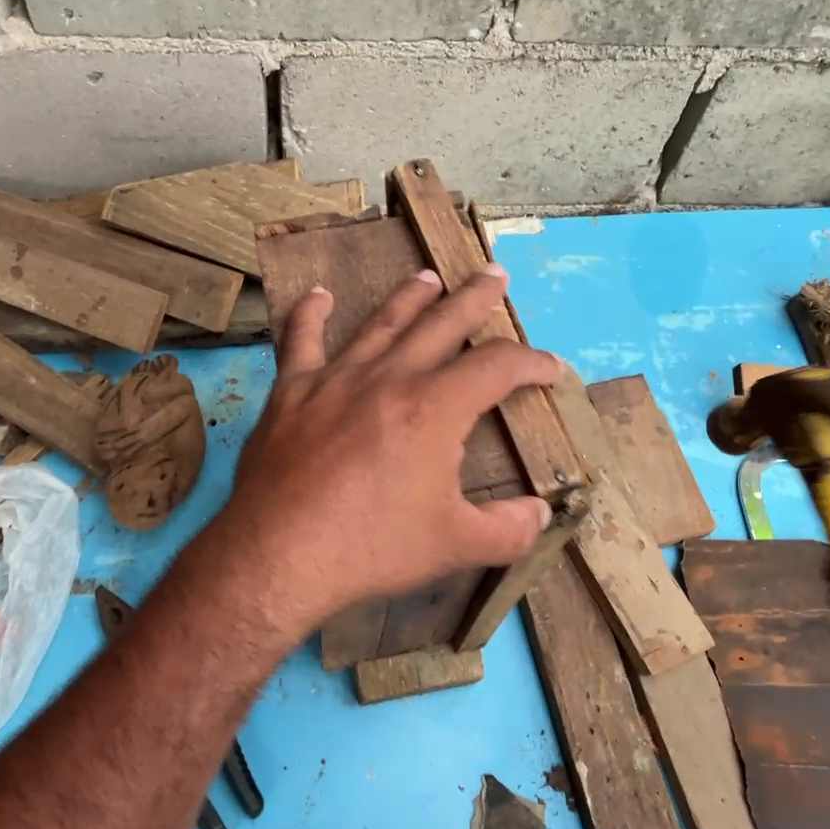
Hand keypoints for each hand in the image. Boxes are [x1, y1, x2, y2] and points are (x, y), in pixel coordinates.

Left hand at [212, 264, 560, 639]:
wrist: (278, 554)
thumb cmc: (370, 548)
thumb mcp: (454, 546)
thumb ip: (508, 529)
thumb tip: (541, 511)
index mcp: (434, 408)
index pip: (498, 367)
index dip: (532, 363)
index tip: (551, 368)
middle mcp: (388, 378)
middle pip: (441, 323)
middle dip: (474, 298)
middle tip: (494, 275)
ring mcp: (335, 378)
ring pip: (380, 323)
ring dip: (409, 296)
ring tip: (428, 276)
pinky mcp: (291, 391)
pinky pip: (300, 340)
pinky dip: (309, 314)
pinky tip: (318, 295)